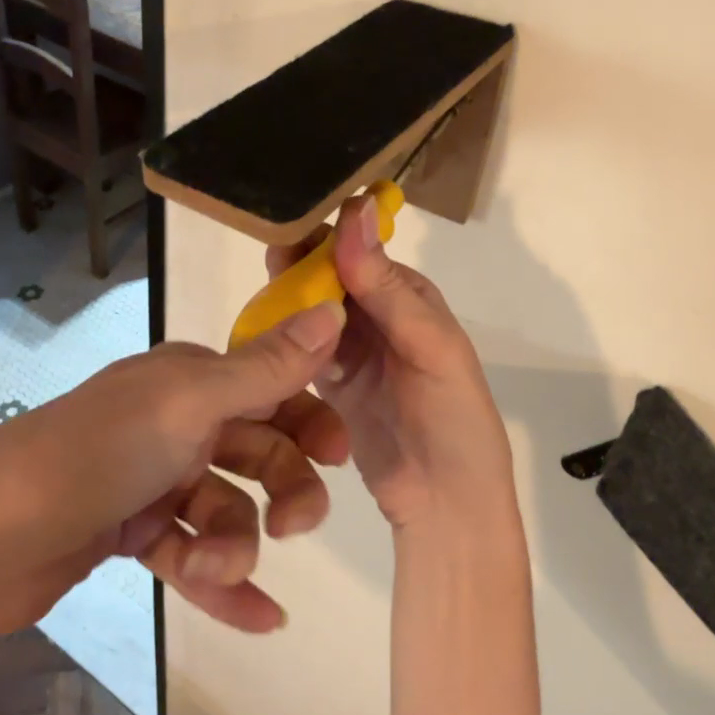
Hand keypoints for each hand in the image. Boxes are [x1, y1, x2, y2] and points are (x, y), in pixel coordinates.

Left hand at [0, 302, 351, 635]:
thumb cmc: (100, 452)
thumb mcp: (191, 402)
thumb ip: (266, 368)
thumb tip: (332, 307)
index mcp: (188, 378)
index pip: (271, 388)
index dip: (309, 420)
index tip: (339, 457)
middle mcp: (174, 421)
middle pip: (257, 453)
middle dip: (284, 490)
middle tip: (294, 528)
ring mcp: (151, 479)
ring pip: (225, 512)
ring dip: (234, 546)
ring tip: (219, 571)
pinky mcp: (130, 533)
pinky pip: (192, 555)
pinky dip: (223, 584)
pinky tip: (261, 620)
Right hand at [266, 194, 514, 530]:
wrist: (446, 504)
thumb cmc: (454, 419)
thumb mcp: (430, 346)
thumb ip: (387, 287)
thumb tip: (354, 211)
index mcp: (410, 298)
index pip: (362, 252)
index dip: (328, 235)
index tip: (290, 221)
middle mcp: (380, 319)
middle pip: (331, 280)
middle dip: (301, 267)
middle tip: (269, 259)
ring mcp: (353, 354)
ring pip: (312, 315)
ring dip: (288, 303)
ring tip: (260, 298)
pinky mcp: (331, 387)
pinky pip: (302, 354)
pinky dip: (285, 344)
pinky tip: (261, 339)